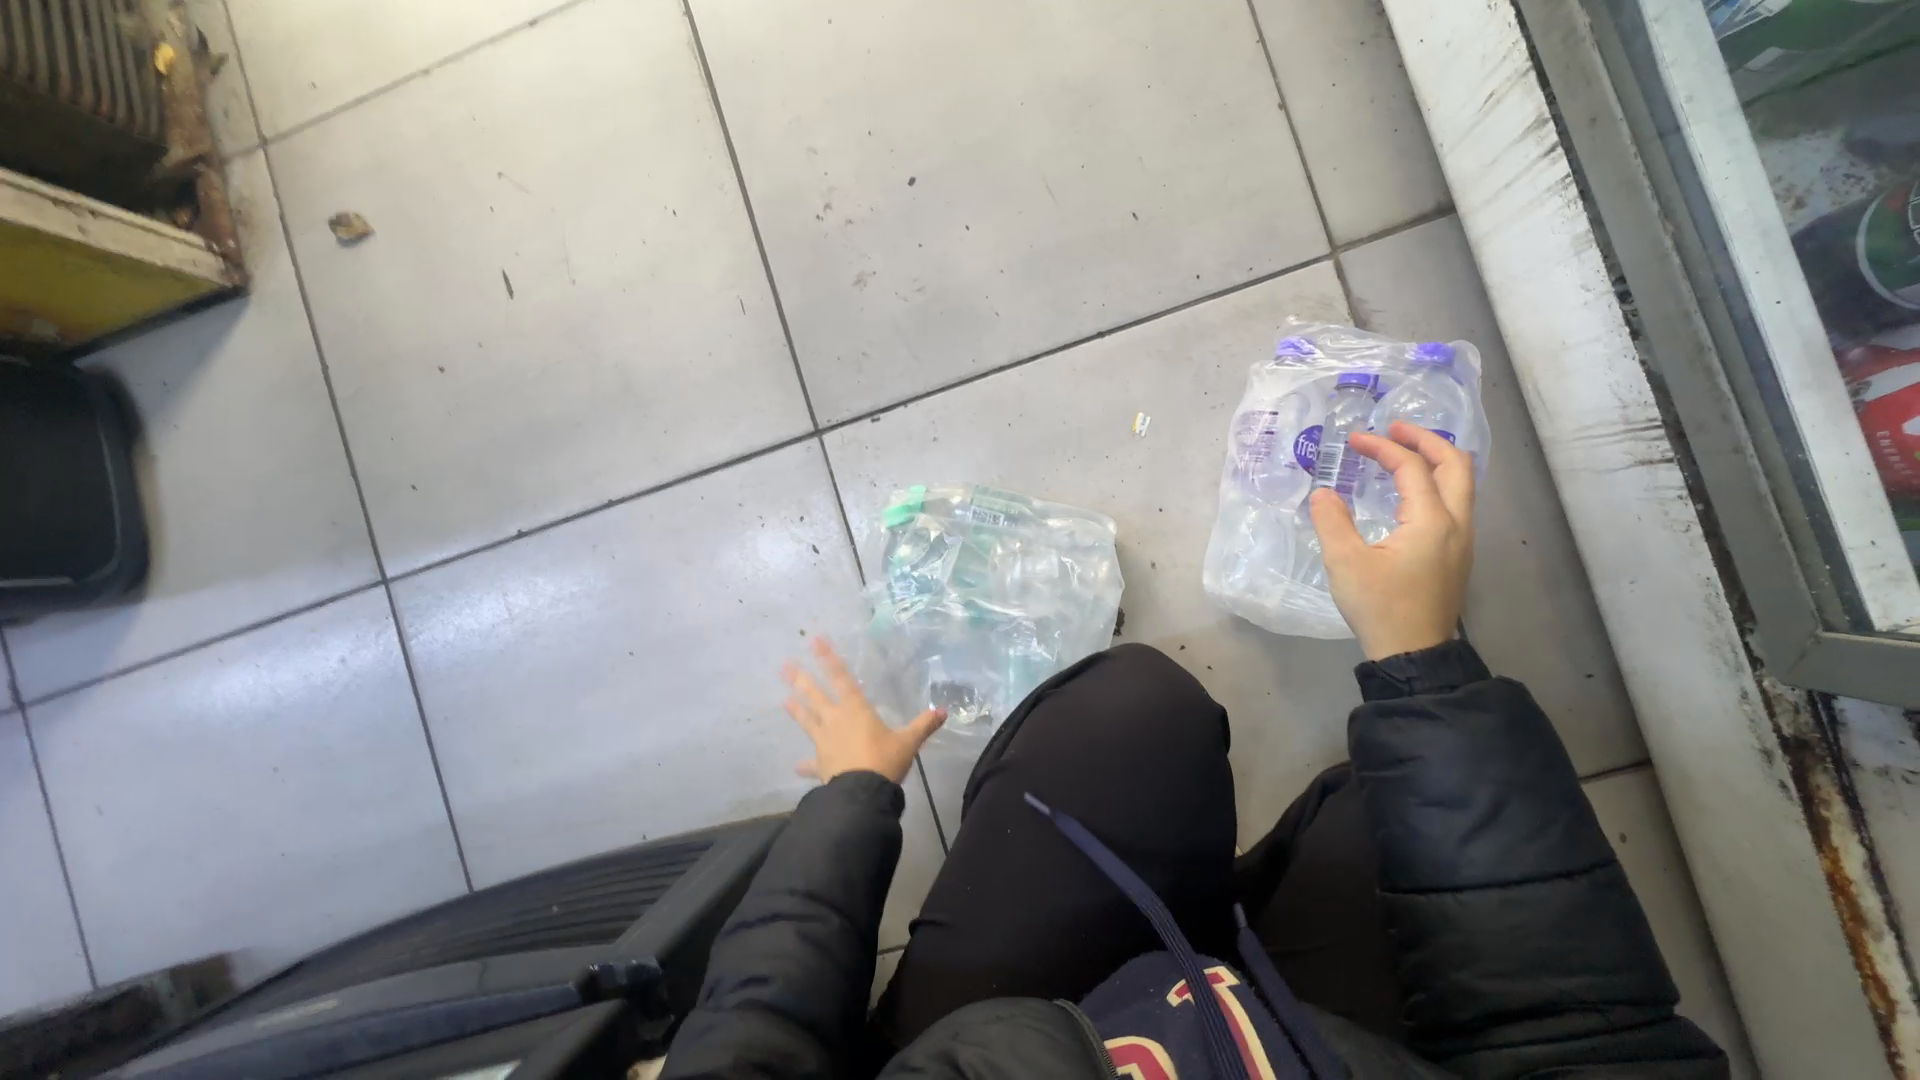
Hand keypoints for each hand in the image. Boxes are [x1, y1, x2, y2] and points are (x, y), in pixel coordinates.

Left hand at [783, 636, 944, 784]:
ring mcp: (824, 742)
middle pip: (815, 696)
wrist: (862, 793)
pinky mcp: (820, 764)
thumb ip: (923, 725)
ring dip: (796, 710)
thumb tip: (943, 711)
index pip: (842, 678)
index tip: (814, 641)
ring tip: (784, 699)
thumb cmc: (885, 760)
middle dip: (801, 680)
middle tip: (784, 666)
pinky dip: (805, 765)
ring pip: (807, 721)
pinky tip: (797, 767)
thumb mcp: (908, 742)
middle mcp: (835, 720)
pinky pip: (811, 763)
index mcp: (856, 710)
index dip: (829, 659)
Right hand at [1309, 421, 1474, 660]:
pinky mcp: (1456, 555)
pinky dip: (1435, 483)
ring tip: (1403, 454)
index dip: (1383, 447)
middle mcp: (1456, 524)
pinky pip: (1455, 503)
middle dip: (1426, 440)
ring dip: (1435, 461)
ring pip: (1461, 484)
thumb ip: (1332, 521)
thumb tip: (1324, 493)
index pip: (1412, 467)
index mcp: (1431, 521)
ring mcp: (1462, 540)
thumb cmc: (1380, 607)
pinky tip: (1409, 492)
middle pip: (1456, 465)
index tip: (1354, 439)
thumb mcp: (1345, 563)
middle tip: (1393, 429)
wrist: (1412, 653)